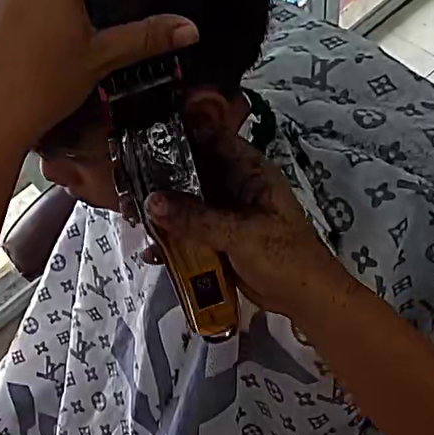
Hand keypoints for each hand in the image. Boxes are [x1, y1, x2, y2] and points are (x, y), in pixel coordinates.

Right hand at [144, 124, 356, 322]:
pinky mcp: (220, 239)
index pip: (213, 139)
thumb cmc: (283, 256)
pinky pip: (191, 232)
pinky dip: (173, 239)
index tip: (145, 140)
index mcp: (251, 171)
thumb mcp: (240, 233)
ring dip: (164, 212)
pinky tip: (153, 250)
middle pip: (193, 172)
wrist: (304, 299)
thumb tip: (152, 202)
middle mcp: (237, 186)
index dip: (181, 136)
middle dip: (163, 179)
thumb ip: (196, 219)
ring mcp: (227, 213)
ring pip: (188, 204)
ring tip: (133, 219)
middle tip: (129, 187)